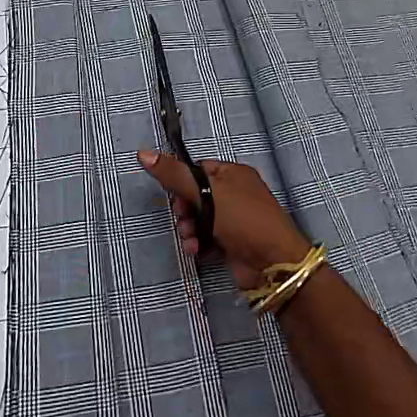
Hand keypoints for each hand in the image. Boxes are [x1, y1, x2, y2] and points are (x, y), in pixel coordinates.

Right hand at [138, 150, 312, 290]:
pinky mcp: (232, 242)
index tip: (171, 194)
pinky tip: (196, 250)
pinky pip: (207, 237)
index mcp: (233, 173)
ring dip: (189, 228)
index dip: (181, 181)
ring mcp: (234, 219)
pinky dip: (199, 242)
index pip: (197, 169)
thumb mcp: (207, 192)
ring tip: (189, 238)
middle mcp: (235, 193)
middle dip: (184, 209)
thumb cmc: (242, 219)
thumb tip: (143, 153)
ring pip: (199, 218)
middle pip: (196, 195)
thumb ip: (174, 174)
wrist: (273, 263)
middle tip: (182, 218)